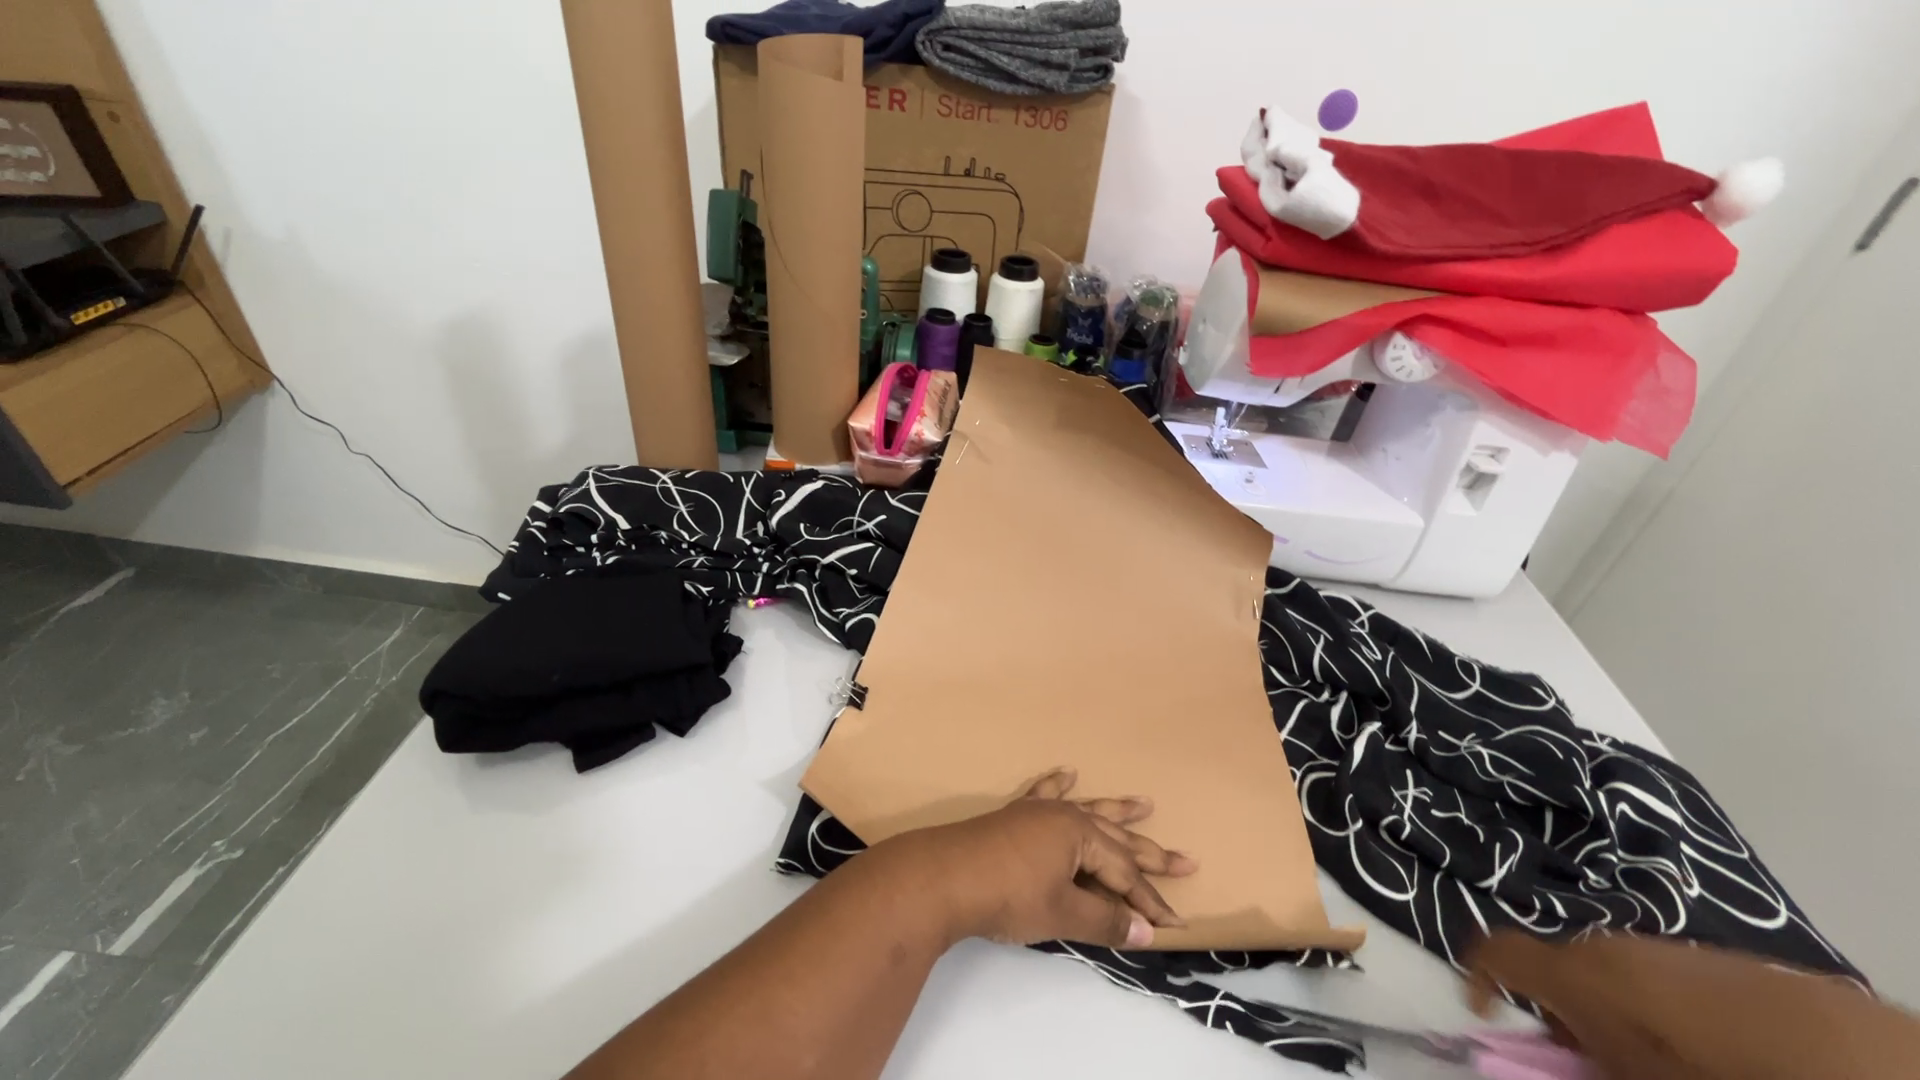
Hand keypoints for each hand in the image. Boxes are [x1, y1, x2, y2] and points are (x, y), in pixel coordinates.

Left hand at [871, 767, 1196, 949]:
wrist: (942, 878)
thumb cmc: (1007, 896)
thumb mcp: (1062, 913)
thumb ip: (1105, 921)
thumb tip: (1146, 931)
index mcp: (1080, 836)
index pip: (1125, 873)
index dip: (1150, 902)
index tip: (1174, 924)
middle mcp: (1063, 816)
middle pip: (1115, 839)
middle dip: (1149, 853)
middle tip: (1185, 859)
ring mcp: (1036, 813)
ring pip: (1086, 810)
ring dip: (1115, 810)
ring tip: (1144, 803)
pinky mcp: (1012, 818)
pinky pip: (1041, 794)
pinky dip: (1055, 785)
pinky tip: (1065, 773)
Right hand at [1466, 931, 1919, 1079]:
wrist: (1838, 1055)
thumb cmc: (1708, 1072)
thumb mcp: (1630, 1078)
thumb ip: (1578, 1067)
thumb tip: (1546, 1061)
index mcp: (1576, 974)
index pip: (1495, 951)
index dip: (1476, 976)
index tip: (1485, 1016)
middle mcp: (1605, 948)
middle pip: (1556, 967)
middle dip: (1559, 1012)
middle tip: (1584, 1060)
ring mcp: (1659, 948)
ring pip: (1608, 972)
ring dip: (1609, 1011)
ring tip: (1649, 1060)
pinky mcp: (1707, 956)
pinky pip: (1654, 975)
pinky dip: (1654, 1007)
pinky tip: (1701, 1049)